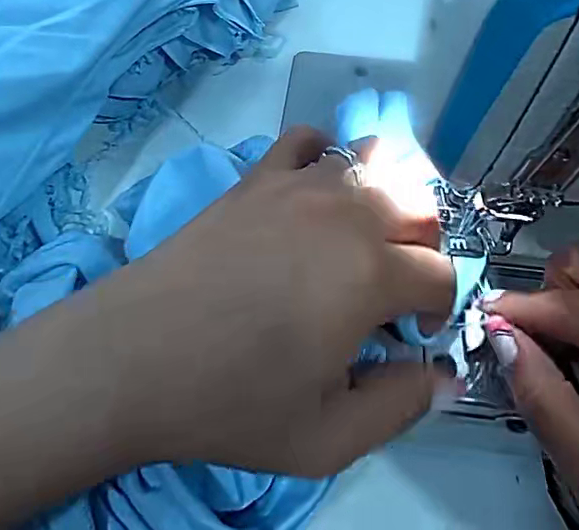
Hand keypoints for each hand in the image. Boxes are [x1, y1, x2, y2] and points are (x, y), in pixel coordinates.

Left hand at [61, 125, 460, 476]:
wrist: (136, 355)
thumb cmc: (232, 400)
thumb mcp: (326, 439)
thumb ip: (399, 406)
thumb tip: (442, 376)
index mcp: (372, 274)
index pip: (442, 274)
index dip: (438, 307)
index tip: (410, 334)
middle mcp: (349, 213)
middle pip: (421, 208)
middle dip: (422, 249)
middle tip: (389, 288)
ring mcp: (303, 184)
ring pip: (376, 162)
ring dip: (384, 200)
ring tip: (359, 239)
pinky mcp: (261, 174)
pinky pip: (309, 139)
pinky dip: (324, 155)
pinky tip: (314, 189)